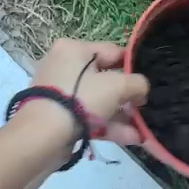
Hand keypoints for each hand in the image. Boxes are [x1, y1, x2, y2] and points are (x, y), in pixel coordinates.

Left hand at [24, 39, 148, 146]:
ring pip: (98, 101)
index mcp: (74, 49)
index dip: (133, 67)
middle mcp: (64, 66)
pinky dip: (107, 126)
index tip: (148, 83)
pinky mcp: (58, 117)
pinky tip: (130, 138)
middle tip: (145, 109)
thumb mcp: (116, 86)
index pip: (112, 51)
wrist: (40, 138)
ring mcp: (60, 93)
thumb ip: (136, 83)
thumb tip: (142, 88)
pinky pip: (87, 116)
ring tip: (142, 131)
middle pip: (105, 78)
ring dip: (121, 115)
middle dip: (127, 97)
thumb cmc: (80, 100)